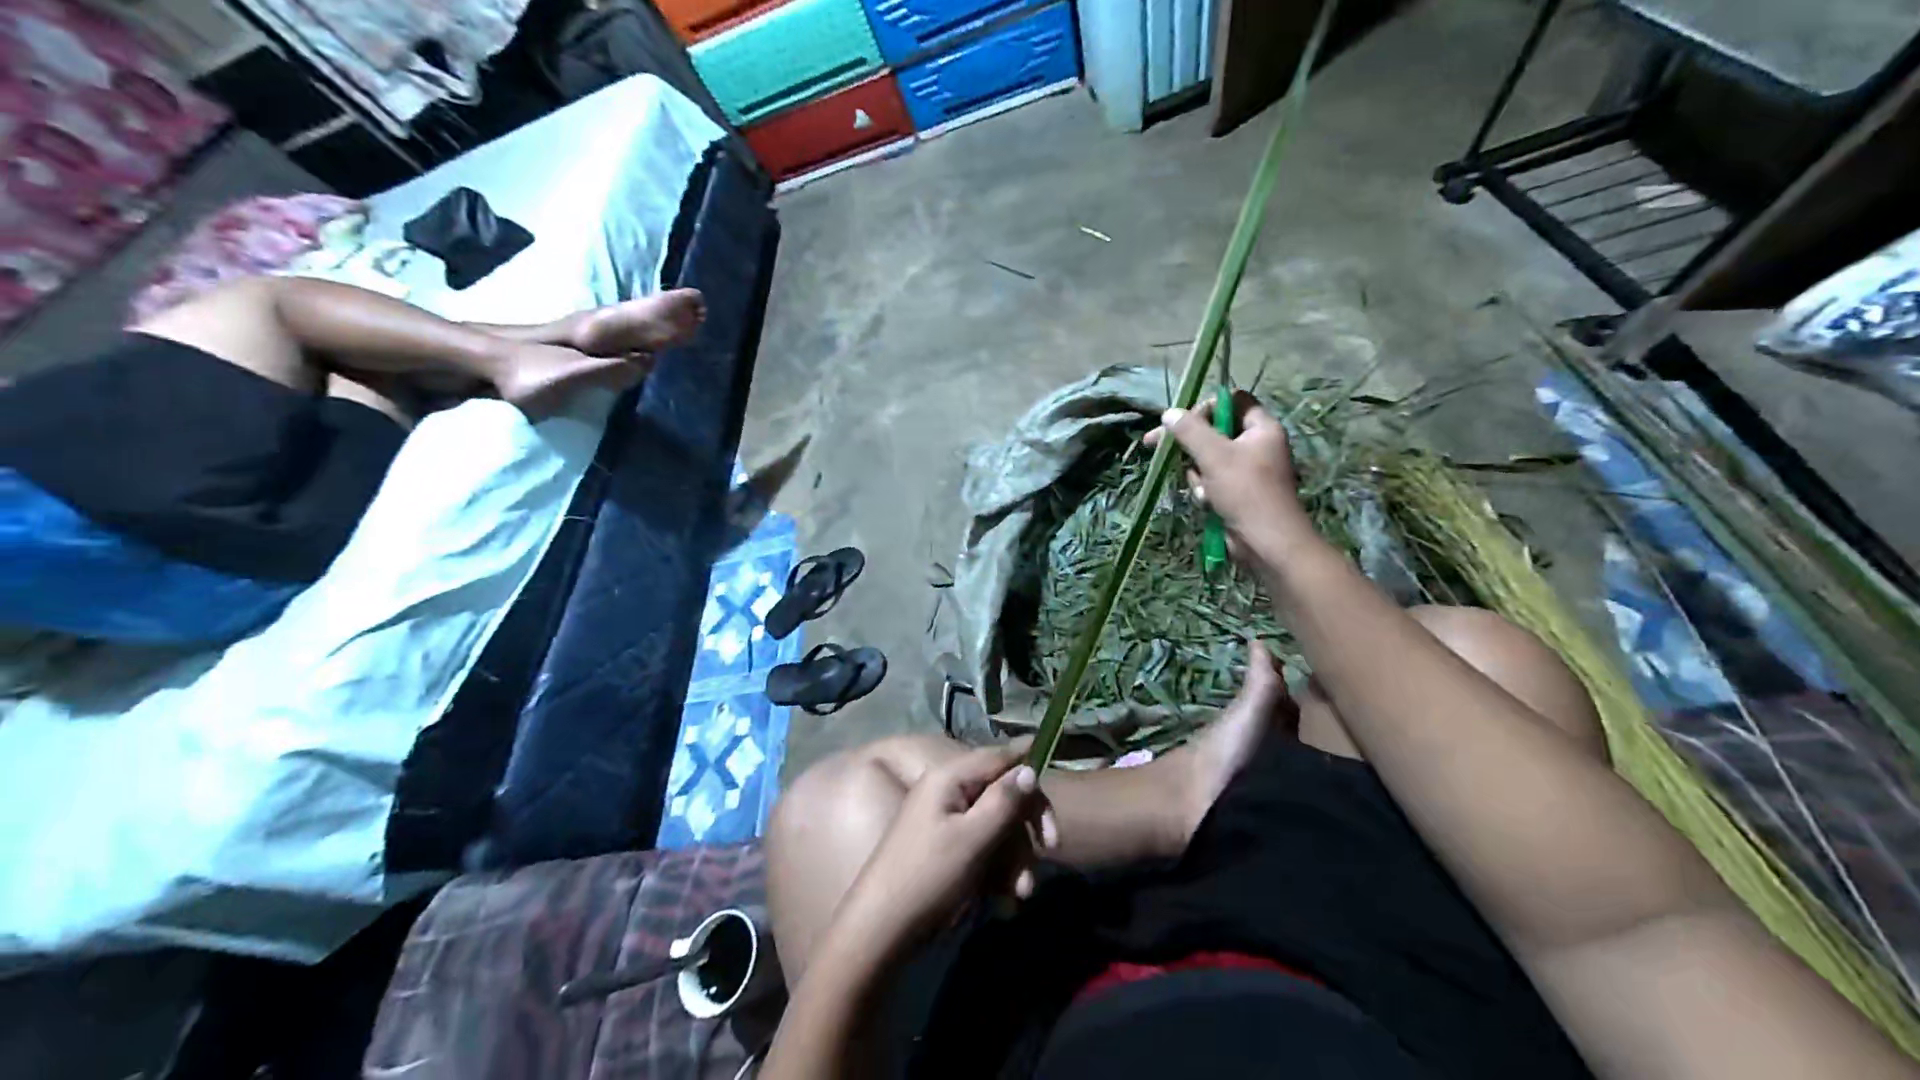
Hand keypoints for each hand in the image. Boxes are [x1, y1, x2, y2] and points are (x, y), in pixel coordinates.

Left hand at [836, 742, 1055, 956]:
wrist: (881, 929)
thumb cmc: (928, 876)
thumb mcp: (973, 838)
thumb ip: (1004, 800)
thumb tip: (1029, 768)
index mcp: (949, 777)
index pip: (1000, 757)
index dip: (1031, 773)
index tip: (1056, 802)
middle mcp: (947, 791)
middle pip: (1002, 795)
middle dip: (1025, 828)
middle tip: (1048, 854)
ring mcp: (945, 820)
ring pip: (996, 826)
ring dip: (1014, 858)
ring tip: (1018, 896)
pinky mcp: (945, 848)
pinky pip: (982, 848)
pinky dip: (997, 871)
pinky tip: (1003, 902)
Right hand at [1145, 391, 1312, 563]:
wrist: (1267, 542)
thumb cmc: (1246, 492)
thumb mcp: (1214, 455)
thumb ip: (1190, 430)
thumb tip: (1169, 413)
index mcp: (1262, 428)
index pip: (1232, 401)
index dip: (1205, 407)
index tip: (1180, 421)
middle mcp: (1256, 445)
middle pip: (1214, 431)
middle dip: (1190, 445)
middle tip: (1156, 446)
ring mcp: (1247, 470)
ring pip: (1207, 459)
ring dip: (1196, 473)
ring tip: (1202, 489)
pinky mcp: (1237, 492)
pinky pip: (1211, 481)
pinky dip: (1204, 490)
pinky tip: (1207, 502)